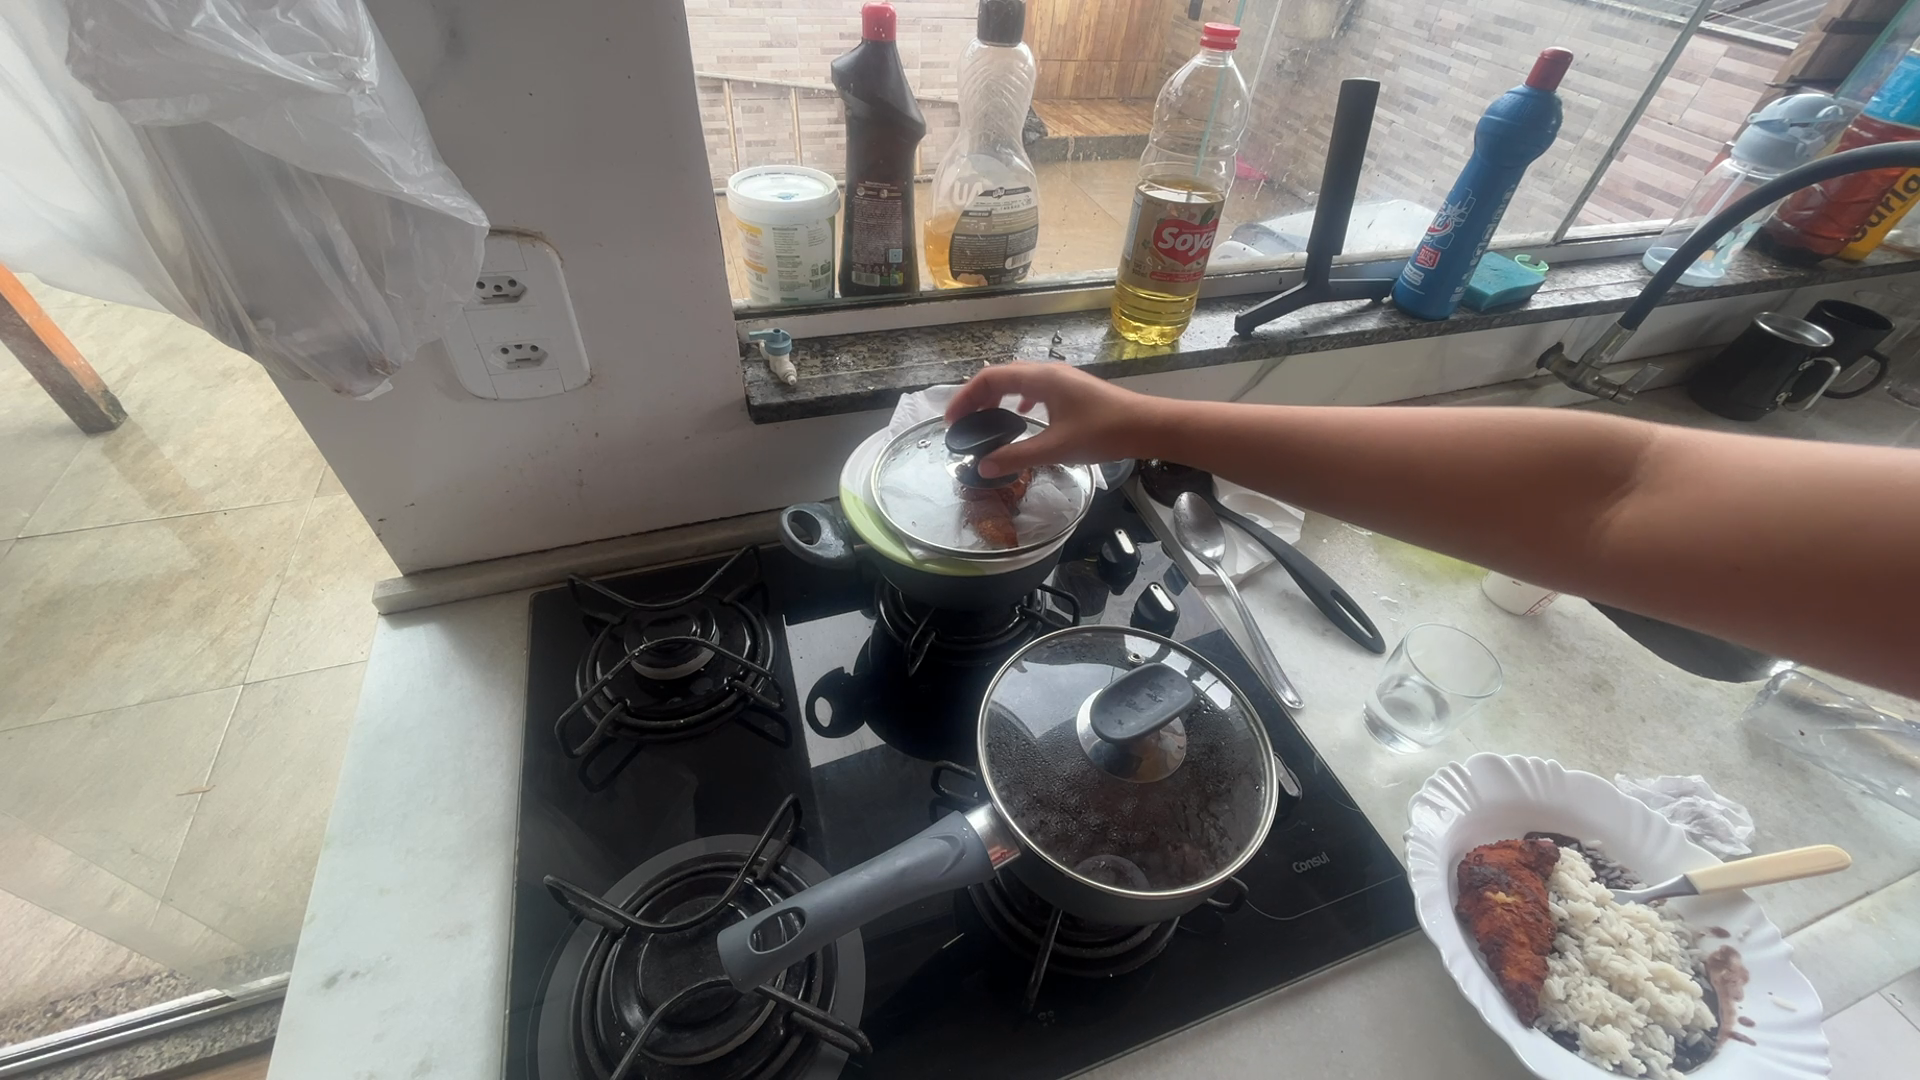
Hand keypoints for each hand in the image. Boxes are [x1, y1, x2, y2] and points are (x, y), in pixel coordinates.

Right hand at [944, 362, 1159, 476]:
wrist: (1147, 426)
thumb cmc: (1103, 433)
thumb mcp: (1055, 448)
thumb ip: (1015, 457)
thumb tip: (982, 467)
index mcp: (1040, 378)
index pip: (989, 378)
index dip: (965, 398)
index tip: (951, 421)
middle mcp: (1047, 372)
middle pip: (1000, 377)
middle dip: (977, 399)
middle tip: (963, 425)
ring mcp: (1061, 380)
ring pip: (1017, 383)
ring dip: (996, 399)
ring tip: (985, 422)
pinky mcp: (1071, 391)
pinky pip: (1034, 390)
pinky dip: (1018, 401)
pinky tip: (1021, 417)